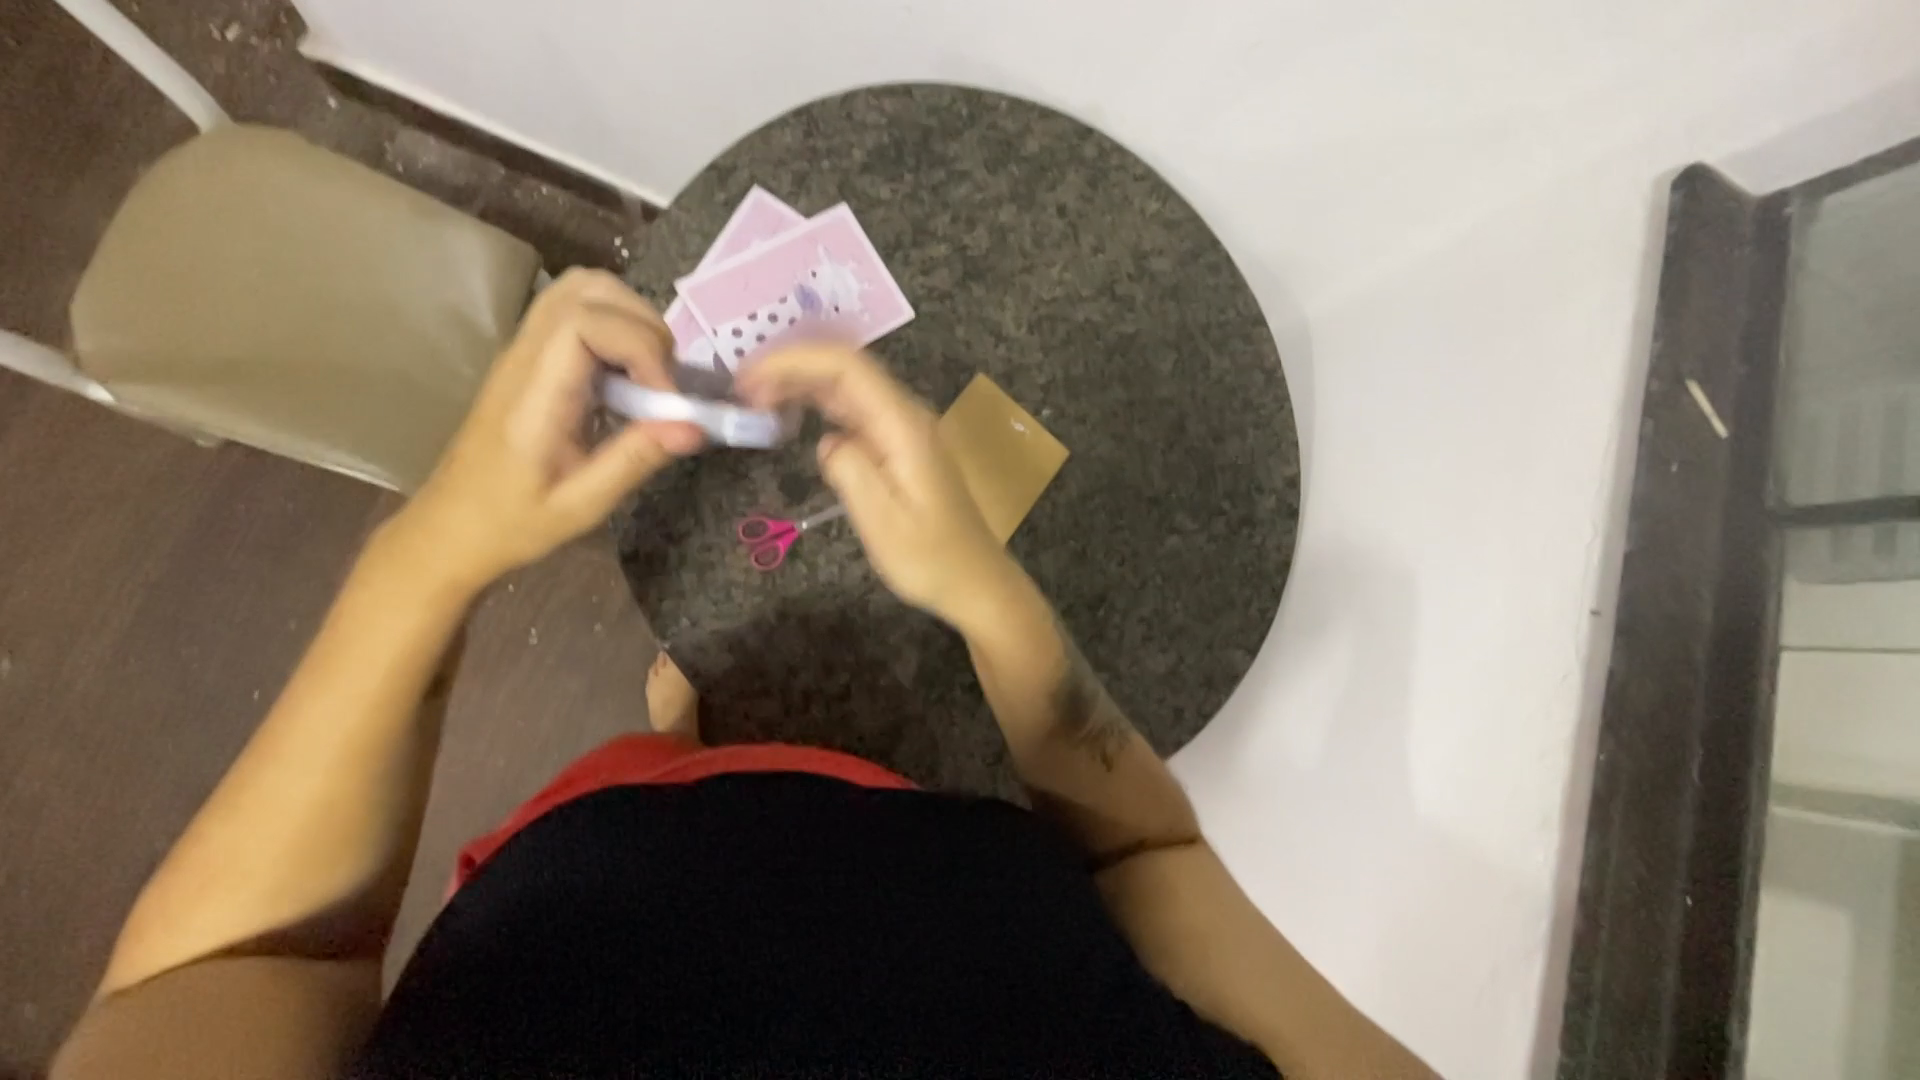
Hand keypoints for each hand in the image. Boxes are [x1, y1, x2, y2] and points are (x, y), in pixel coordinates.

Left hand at [386, 270, 703, 592]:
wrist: (452, 526)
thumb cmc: (513, 523)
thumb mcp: (582, 505)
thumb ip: (636, 458)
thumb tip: (695, 426)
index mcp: (533, 395)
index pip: (585, 323)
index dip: (641, 347)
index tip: (666, 398)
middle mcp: (524, 357)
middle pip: (588, 289)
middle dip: (645, 326)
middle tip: (665, 384)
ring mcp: (524, 351)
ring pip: (582, 289)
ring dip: (632, 320)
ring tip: (650, 376)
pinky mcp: (532, 356)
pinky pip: (577, 311)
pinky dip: (618, 328)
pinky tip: (628, 378)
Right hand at [738, 345, 1020, 627]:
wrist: (975, 581)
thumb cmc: (930, 559)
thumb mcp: (882, 521)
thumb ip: (849, 469)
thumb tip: (826, 441)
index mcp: (903, 426)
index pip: (846, 366)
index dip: (793, 361)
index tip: (749, 379)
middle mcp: (906, 416)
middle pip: (845, 369)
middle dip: (791, 369)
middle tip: (742, 390)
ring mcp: (905, 430)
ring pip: (848, 389)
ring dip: (802, 386)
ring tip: (756, 401)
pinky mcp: (900, 448)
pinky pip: (855, 413)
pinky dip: (819, 409)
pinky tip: (794, 422)